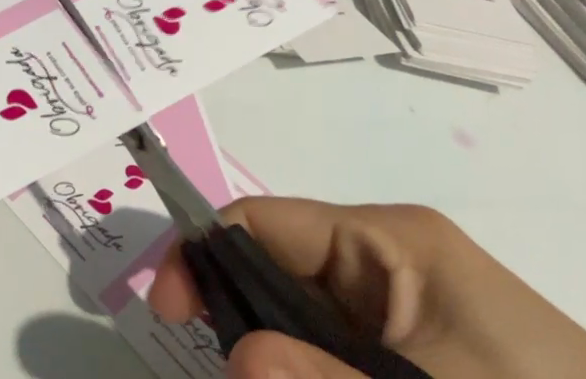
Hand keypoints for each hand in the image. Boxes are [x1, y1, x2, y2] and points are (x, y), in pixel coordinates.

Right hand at [147, 197, 585, 378]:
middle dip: (238, 319)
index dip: (201, 258)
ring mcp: (404, 299)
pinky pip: (337, 342)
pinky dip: (313, 364)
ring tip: (266, 373)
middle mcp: (387, 254)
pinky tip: (303, 375)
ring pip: (300, 314)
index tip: (168, 314)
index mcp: (387, 237)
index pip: (257, 221)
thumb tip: (230, 354)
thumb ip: (324, 375)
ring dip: (276, 352)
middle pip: (272, 269)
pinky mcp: (418, 340)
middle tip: (227, 369)